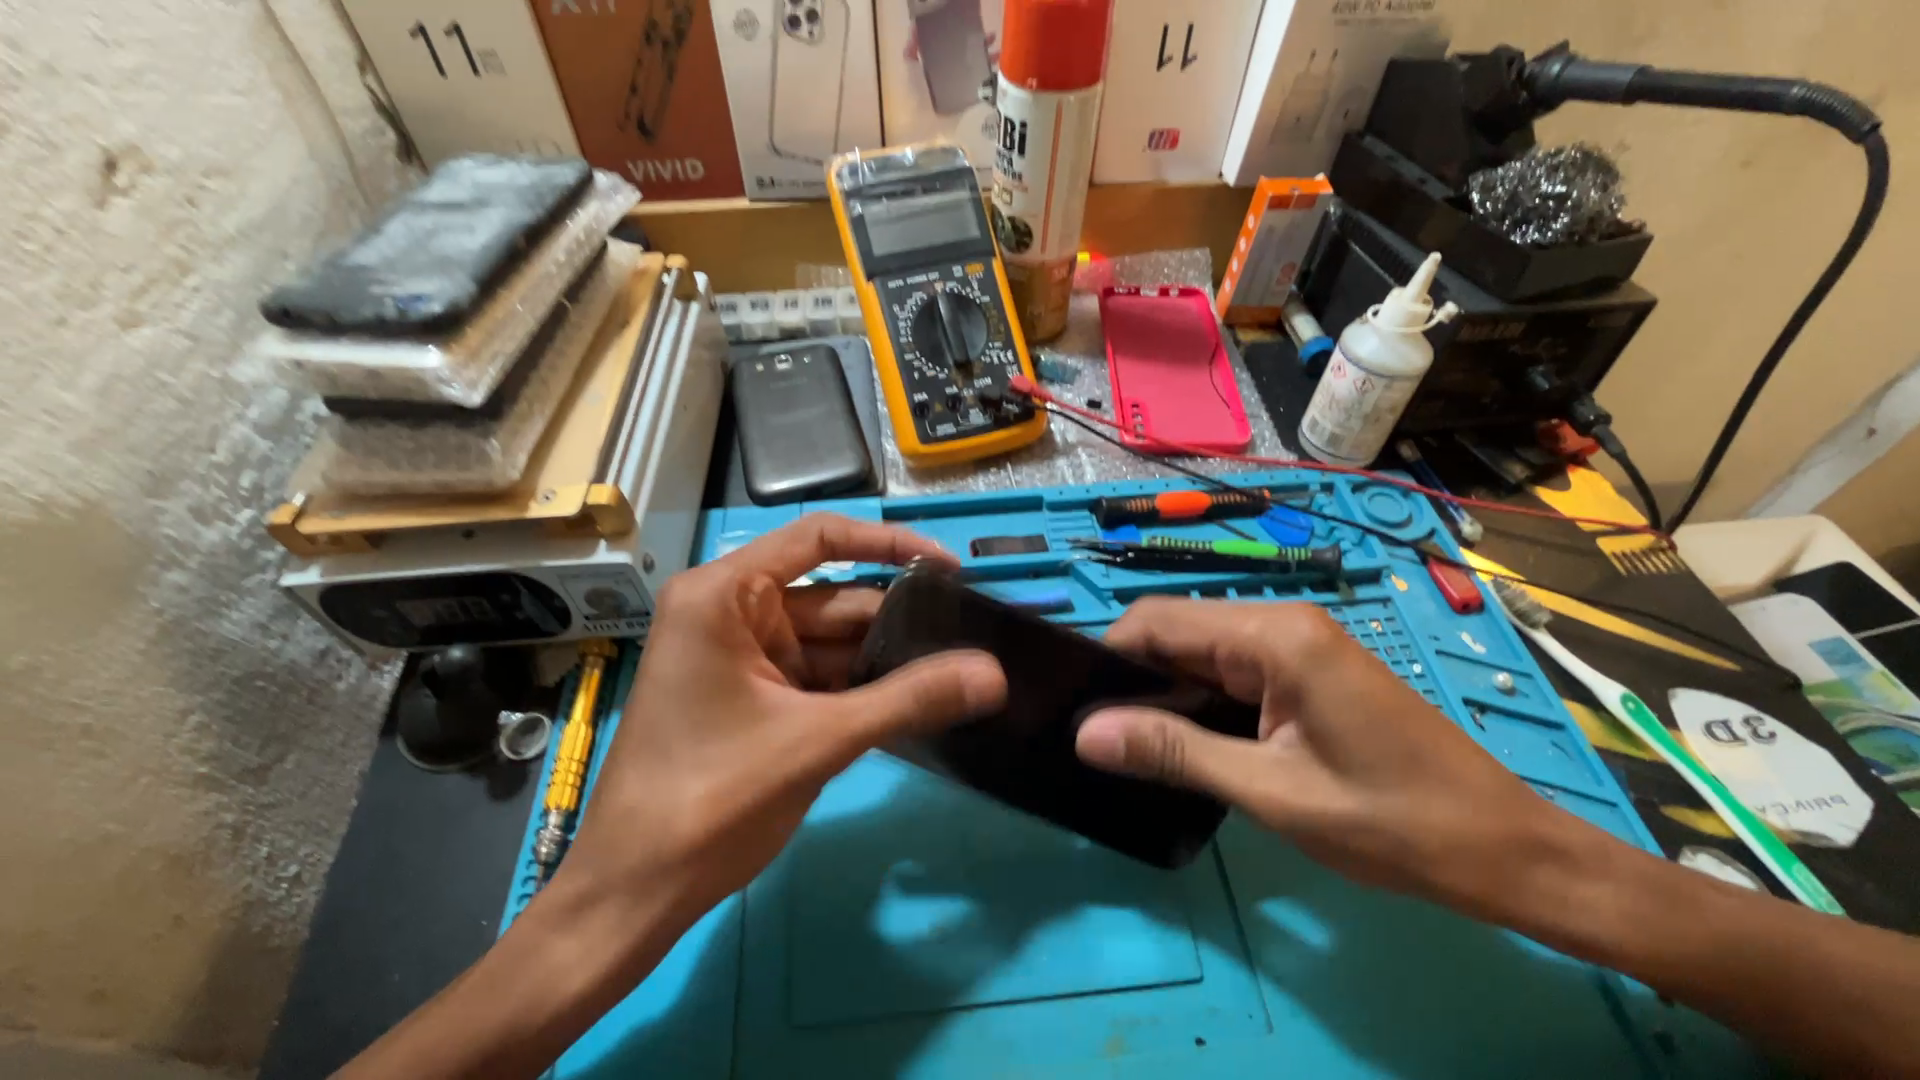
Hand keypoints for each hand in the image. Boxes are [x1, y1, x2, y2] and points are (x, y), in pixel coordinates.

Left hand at [552, 514, 1006, 951]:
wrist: (637, 889)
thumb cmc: (711, 797)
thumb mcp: (817, 741)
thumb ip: (909, 700)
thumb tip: (996, 674)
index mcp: (725, 596)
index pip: (819, 539)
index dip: (888, 543)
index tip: (949, 568)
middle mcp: (732, 614)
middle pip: (833, 597)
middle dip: (898, 618)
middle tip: (973, 634)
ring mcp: (743, 660)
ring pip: (831, 643)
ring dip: (886, 659)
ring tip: (960, 667)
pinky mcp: (754, 701)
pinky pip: (819, 679)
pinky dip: (861, 689)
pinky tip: (917, 699)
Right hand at [1073, 598, 1566, 910]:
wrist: (1505, 852)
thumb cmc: (1393, 822)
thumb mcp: (1272, 792)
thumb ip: (1175, 752)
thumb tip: (1084, 733)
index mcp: (1274, 636)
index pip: (1157, 620)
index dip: (1107, 657)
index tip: (1072, 709)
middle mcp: (1283, 625)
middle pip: (1177, 633)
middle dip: (1131, 679)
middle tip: (1090, 739)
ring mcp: (1299, 650)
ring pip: (1201, 656)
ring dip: (1163, 695)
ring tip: (1122, 746)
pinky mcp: (1308, 677)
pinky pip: (1232, 676)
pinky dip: (1199, 705)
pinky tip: (1178, 745)